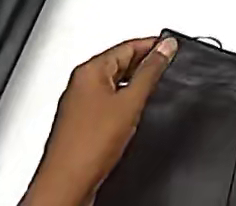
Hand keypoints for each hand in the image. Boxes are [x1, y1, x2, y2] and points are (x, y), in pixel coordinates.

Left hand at [21, 37, 177, 205]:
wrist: (65, 189)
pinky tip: (132, 114)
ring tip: (153, 90)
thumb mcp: (130, 102)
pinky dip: (123, 103)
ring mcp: (78, 105)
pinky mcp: (81, 125)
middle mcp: (80, 84)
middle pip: (120, 63)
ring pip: (113, 84)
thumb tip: (166, 47)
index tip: (170, 47)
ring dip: (133, 85)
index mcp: (89, 70)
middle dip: (143, 65)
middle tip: (166, 66)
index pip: (128, 46)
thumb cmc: (86, 148)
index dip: (152, 45)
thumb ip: (151, 72)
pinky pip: (107, 103)